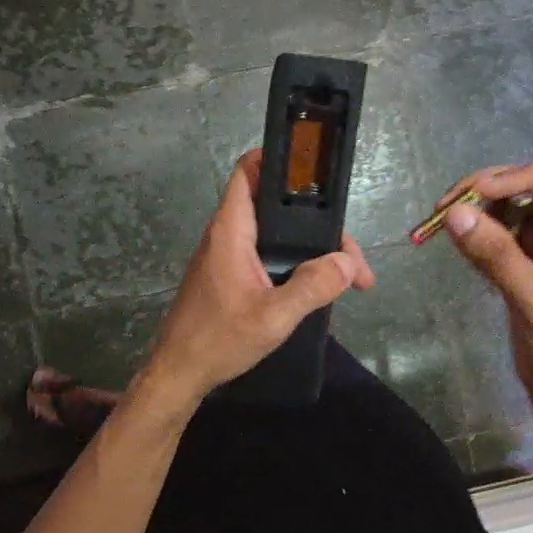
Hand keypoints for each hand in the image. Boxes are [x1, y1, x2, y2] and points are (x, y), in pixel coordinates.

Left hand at [144, 150, 376, 402]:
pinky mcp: (230, 277)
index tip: (317, 167)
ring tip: (348, 276)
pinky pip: (269, 257)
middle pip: (277, 208)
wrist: (180, 373)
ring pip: (277, 236)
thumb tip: (346, 262)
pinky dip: (296, 266)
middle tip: (352, 258)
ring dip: (312, 250)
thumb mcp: (273, 317)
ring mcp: (227, 256)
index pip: (249, 171)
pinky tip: (319, 288)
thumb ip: (311, 287)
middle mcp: (227, 235)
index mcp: (231, 231)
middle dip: (320, 225)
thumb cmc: (218, 340)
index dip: (279, 159)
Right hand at [439, 159, 532, 398]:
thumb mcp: (530, 299)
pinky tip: (458, 240)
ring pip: (511, 203)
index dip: (520, 174)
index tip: (478, 193)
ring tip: (444, 219)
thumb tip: (455, 213)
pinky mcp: (526, 259)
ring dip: (477, 205)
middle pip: (531, 182)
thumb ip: (495, 254)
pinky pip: (499, 228)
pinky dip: (476, 228)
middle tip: (448, 206)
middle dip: (489, 187)